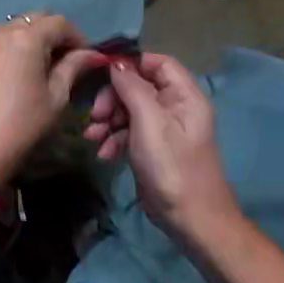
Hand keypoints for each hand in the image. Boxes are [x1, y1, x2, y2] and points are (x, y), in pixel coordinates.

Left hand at [0, 13, 107, 179]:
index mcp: (27, 37)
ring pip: (14, 27)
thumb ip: (74, 67)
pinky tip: (15, 72)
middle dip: (54, 35)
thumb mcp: (56, 97)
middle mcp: (1, 30)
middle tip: (63, 62)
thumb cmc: (22, 124)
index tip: (84, 58)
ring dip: (31, 39)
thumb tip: (93, 54)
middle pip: (35, 19)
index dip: (77, 37)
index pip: (59, 23)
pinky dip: (11, 46)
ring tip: (38, 67)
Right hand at [84, 53, 243, 239]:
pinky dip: (114, 138)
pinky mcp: (153, 148)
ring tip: (92, 137)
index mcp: (185, 95)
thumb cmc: (172, 167)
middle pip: (138, 86)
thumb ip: (132, 89)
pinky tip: (103, 153)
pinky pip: (129, 132)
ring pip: (130, 110)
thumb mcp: (150, 123)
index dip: (130, 64)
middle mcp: (176, 107)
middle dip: (113, 98)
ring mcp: (164, 129)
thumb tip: (116, 63)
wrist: (190, 219)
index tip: (102, 73)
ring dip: (108, 120)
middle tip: (96, 114)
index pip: (158, 63)